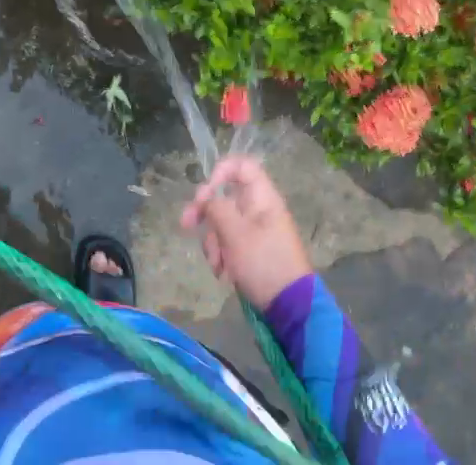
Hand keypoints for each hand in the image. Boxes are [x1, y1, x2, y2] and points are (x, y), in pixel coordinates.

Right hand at [179, 156, 312, 309]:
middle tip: (186, 224)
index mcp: (262, 198)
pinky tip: (222, 272)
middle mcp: (257, 210)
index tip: (205, 193)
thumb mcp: (236, 234)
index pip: (242, 166)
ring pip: (221, 222)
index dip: (221, 171)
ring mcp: (253, 231)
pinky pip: (226, 242)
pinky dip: (220, 254)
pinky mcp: (248, 250)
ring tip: (217, 264)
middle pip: (224, 196)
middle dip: (205, 213)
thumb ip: (217, 208)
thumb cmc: (264, 263)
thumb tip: (207, 198)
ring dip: (212, 241)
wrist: (288, 307)